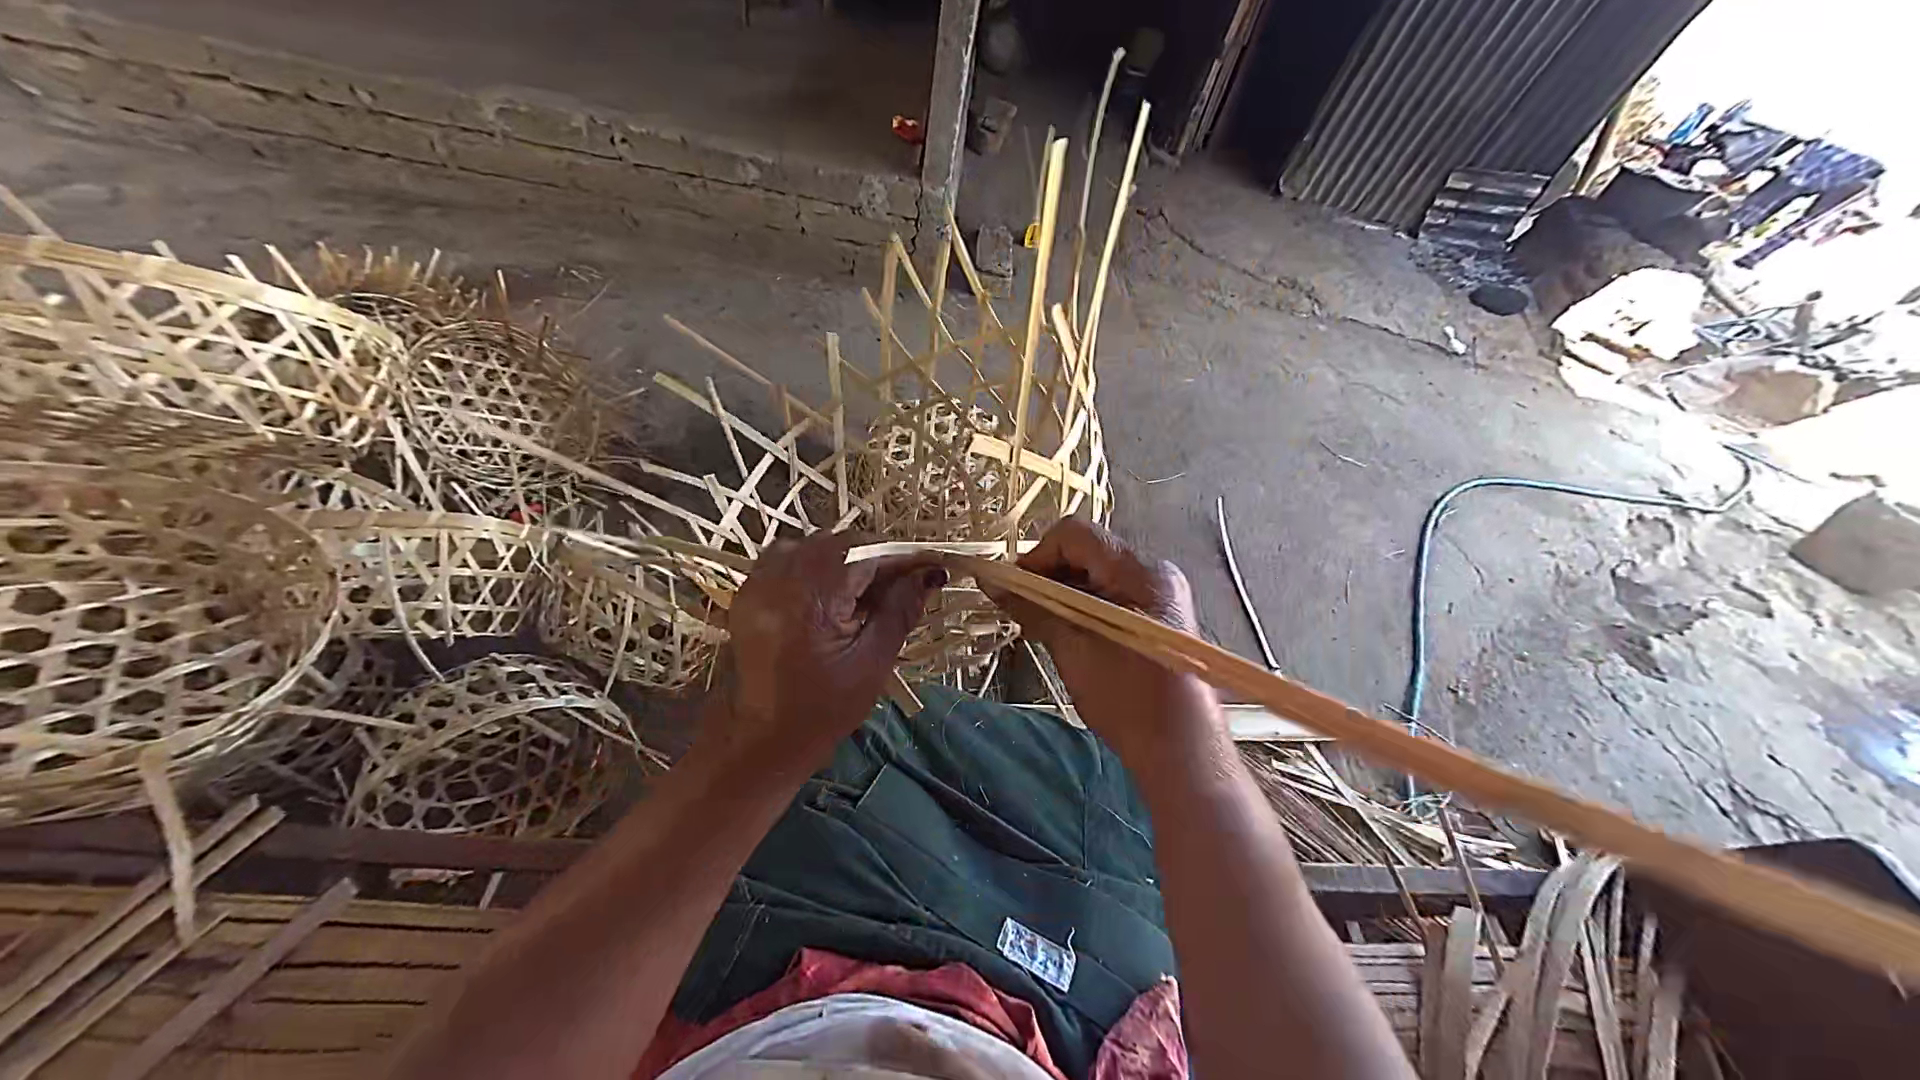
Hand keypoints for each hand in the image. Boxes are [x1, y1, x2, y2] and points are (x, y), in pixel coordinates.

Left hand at [718, 532, 945, 764]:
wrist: (760, 740)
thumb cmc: (822, 711)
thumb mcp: (872, 663)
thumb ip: (900, 610)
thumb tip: (929, 574)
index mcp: (810, 599)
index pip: (866, 554)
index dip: (902, 556)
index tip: (932, 565)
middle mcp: (778, 580)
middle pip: (840, 544)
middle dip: (876, 558)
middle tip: (902, 586)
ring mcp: (758, 583)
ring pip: (815, 545)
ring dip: (847, 560)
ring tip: (866, 595)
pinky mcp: (750, 591)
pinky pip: (789, 557)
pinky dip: (817, 565)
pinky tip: (832, 595)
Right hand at [987, 520, 1221, 763]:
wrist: (1181, 751)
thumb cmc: (1128, 700)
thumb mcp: (1073, 650)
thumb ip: (1033, 607)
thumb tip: (992, 582)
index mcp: (1139, 573)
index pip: (1076, 535)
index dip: (1037, 555)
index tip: (1015, 589)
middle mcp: (1153, 571)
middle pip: (1087, 550)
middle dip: (1048, 574)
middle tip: (1024, 609)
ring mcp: (1159, 592)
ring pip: (1096, 572)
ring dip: (1063, 591)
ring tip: (1043, 626)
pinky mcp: (1156, 613)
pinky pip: (1110, 592)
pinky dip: (1082, 605)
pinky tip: (1067, 633)